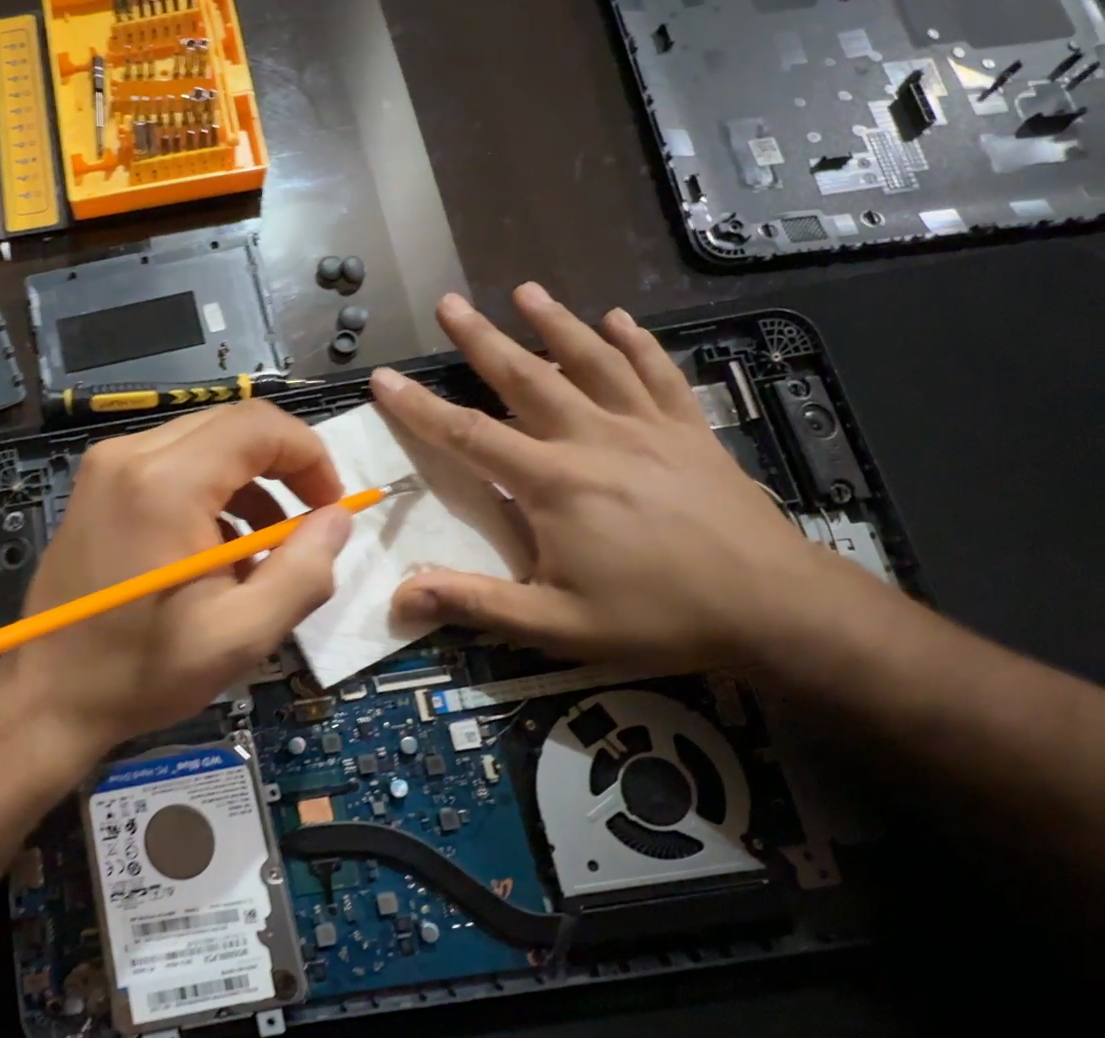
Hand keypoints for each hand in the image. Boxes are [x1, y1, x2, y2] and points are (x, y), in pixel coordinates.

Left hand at [0, 401, 353, 760]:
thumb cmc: (143, 670)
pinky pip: (167, 467)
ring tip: (259, 555)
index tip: (329, 508)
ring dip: (244, 487)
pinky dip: (206, 496)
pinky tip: (212, 556)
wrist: (50, 695)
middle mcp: (128, 457)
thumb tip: (336, 519)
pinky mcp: (94, 489)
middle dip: (280, 471)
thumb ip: (304, 571)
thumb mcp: (241, 634)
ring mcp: (104, 470)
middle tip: (303, 530)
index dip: (310, 456)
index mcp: (164, 482)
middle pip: (230, 427)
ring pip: (200, 446)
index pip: (259, 425)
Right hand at [372, 284, 871, 669]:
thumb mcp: (554, 624)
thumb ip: (474, 603)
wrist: (774, 607)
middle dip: (481, 339)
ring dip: (555, 324)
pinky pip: (658, 374)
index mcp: (554, 483)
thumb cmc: (656, 617)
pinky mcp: (690, 432)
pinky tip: (620, 319)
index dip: (420, 407)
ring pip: (592, 362)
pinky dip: (637, 343)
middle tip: (449, 303)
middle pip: (526, 378)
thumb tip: (398, 596)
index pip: (469, 436)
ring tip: (525, 291)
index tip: (384, 378)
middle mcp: (594, 440)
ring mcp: (647, 429)